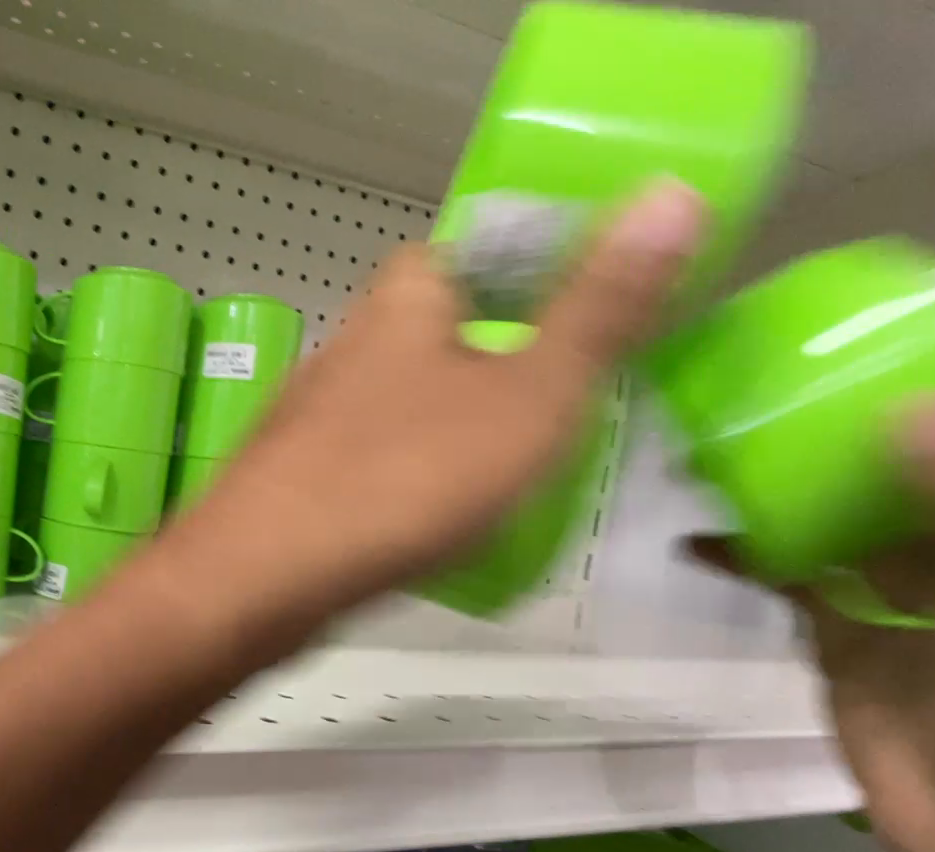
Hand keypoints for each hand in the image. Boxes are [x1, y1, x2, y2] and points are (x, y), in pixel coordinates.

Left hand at [149, 180, 705, 630]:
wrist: (262, 579)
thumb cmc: (404, 477)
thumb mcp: (529, 395)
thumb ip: (599, 307)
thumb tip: (672, 189)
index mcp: (400, 304)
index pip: (465, 248)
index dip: (526, 262)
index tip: (580, 300)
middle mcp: (344, 348)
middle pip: (431, 329)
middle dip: (493, 352)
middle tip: (561, 394)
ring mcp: (308, 417)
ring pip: (398, 400)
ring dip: (448, 419)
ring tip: (514, 461)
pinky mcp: (290, 479)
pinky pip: (368, 460)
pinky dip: (407, 474)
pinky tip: (435, 514)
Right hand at [691, 403, 934, 851]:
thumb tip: (916, 408)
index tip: (870, 339)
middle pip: (908, 460)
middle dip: (842, 425)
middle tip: (764, 387)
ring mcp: (909, 581)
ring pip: (844, 509)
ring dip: (783, 483)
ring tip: (713, 448)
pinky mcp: (848, 623)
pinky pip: (791, 574)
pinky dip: (745, 556)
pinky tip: (696, 538)